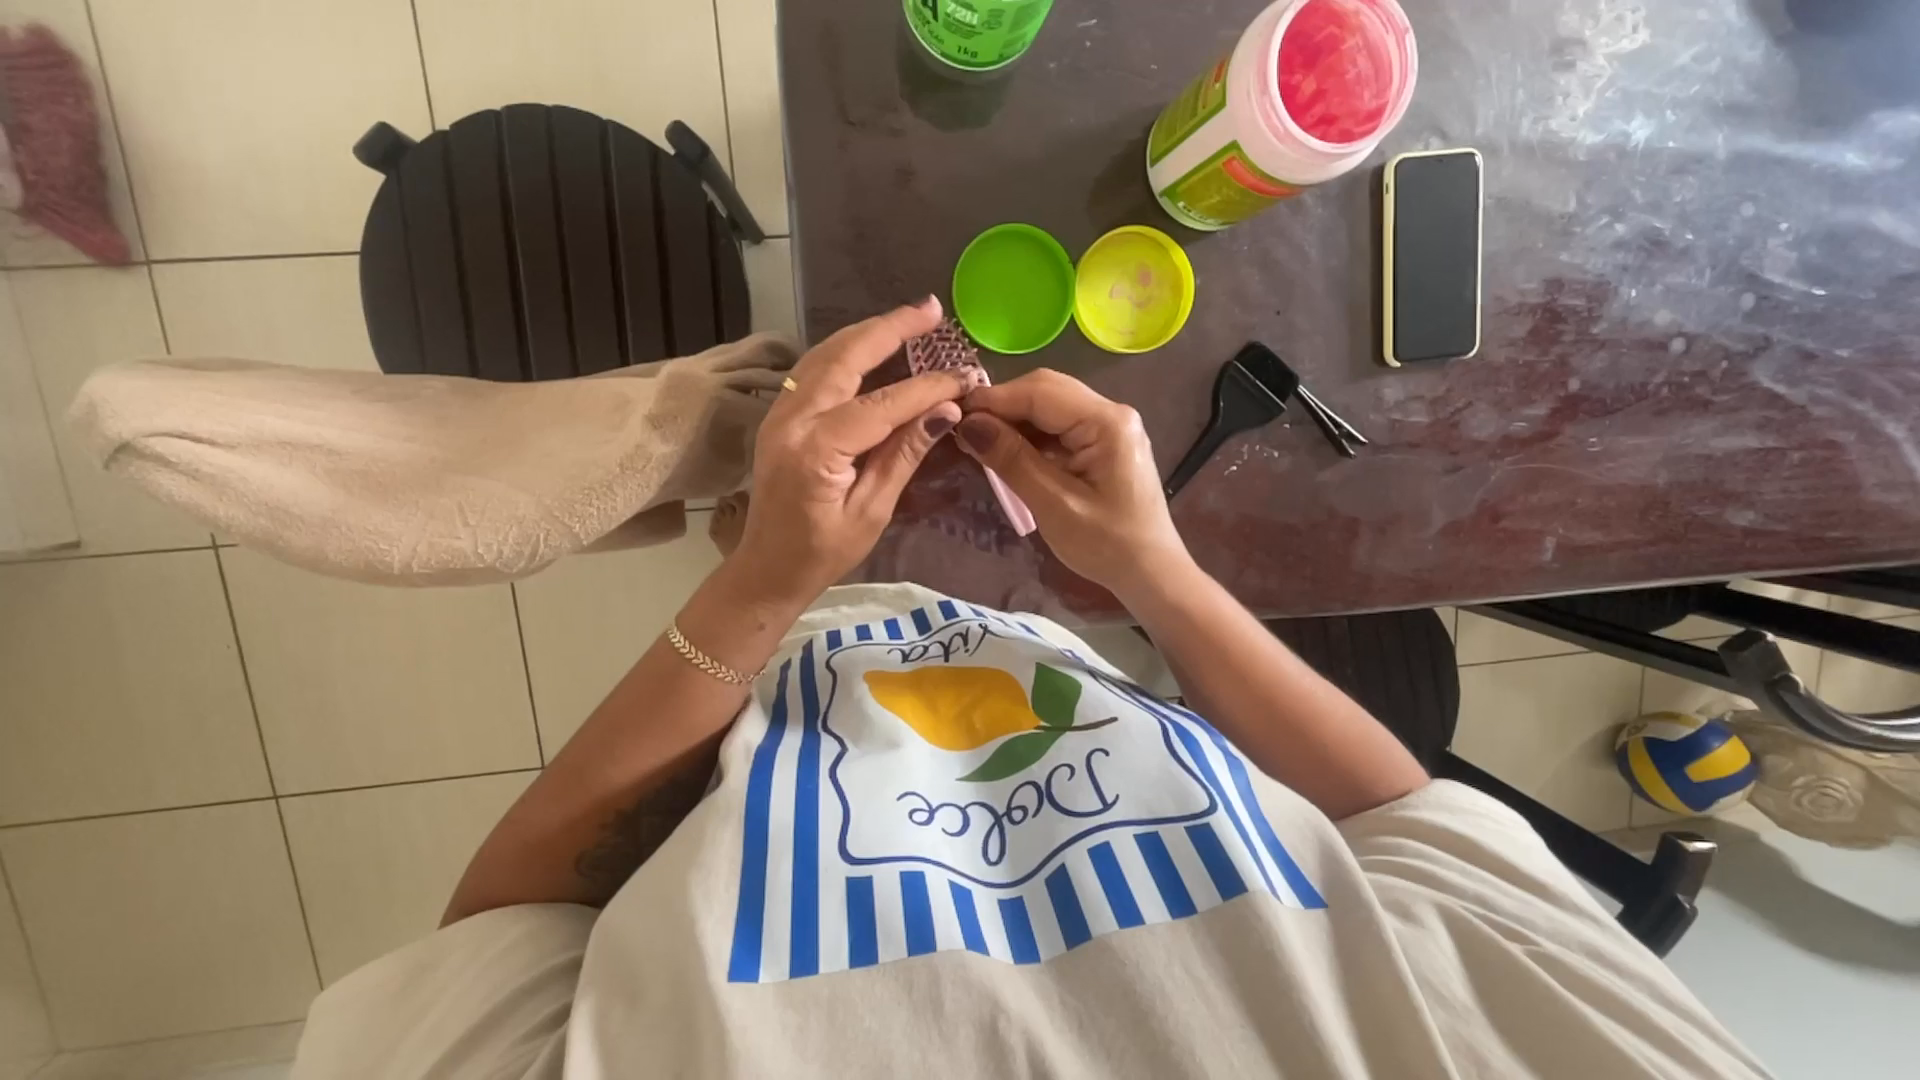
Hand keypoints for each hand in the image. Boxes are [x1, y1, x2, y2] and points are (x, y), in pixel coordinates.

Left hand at [727, 296, 978, 607]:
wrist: (766, 568)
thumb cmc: (822, 553)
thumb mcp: (871, 512)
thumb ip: (903, 456)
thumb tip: (944, 411)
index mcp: (816, 450)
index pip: (881, 404)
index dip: (926, 388)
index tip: (965, 376)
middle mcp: (792, 420)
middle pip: (845, 356)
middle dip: (891, 329)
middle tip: (932, 310)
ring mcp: (780, 413)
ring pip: (825, 354)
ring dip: (868, 332)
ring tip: (909, 319)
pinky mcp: (780, 416)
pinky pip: (814, 369)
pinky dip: (846, 350)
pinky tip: (872, 345)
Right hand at [956, 369, 1191, 597]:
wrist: (1151, 574)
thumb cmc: (1107, 545)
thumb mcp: (1053, 505)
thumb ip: (1012, 460)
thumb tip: (968, 425)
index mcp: (1107, 422)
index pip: (1040, 392)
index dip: (994, 399)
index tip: (953, 414)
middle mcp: (1111, 412)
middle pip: (1045, 390)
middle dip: (1002, 406)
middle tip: (963, 429)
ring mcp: (1109, 426)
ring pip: (1049, 406)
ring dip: (1014, 420)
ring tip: (978, 441)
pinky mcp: (1103, 443)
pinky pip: (1058, 426)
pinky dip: (1030, 435)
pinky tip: (1007, 451)